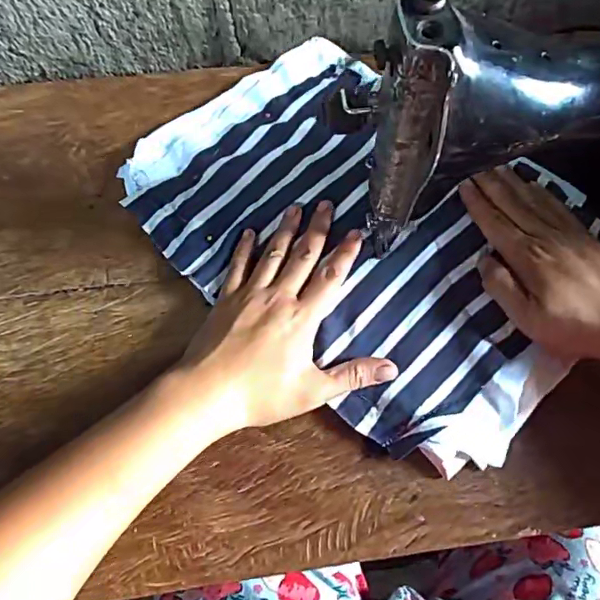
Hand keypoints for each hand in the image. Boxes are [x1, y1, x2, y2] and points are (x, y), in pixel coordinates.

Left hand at [166, 201, 397, 436]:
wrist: (207, 391)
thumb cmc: (262, 395)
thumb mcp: (313, 390)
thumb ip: (353, 375)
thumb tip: (392, 368)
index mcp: (302, 318)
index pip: (330, 278)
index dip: (345, 254)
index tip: (356, 232)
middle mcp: (278, 298)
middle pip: (302, 256)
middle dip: (317, 229)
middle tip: (326, 204)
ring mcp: (249, 295)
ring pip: (272, 254)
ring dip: (285, 230)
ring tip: (295, 208)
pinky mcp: (225, 299)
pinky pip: (238, 267)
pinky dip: (245, 248)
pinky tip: (249, 232)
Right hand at [459, 168, 599, 363]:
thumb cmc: (573, 326)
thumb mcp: (528, 318)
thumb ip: (502, 287)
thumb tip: (482, 260)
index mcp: (527, 257)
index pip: (496, 224)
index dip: (479, 204)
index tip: (464, 185)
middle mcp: (545, 237)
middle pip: (514, 205)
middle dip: (492, 185)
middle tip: (475, 167)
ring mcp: (568, 234)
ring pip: (535, 201)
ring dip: (514, 183)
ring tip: (498, 167)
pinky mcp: (586, 236)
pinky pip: (558, 205)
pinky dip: (543, 191)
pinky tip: (535, 184)